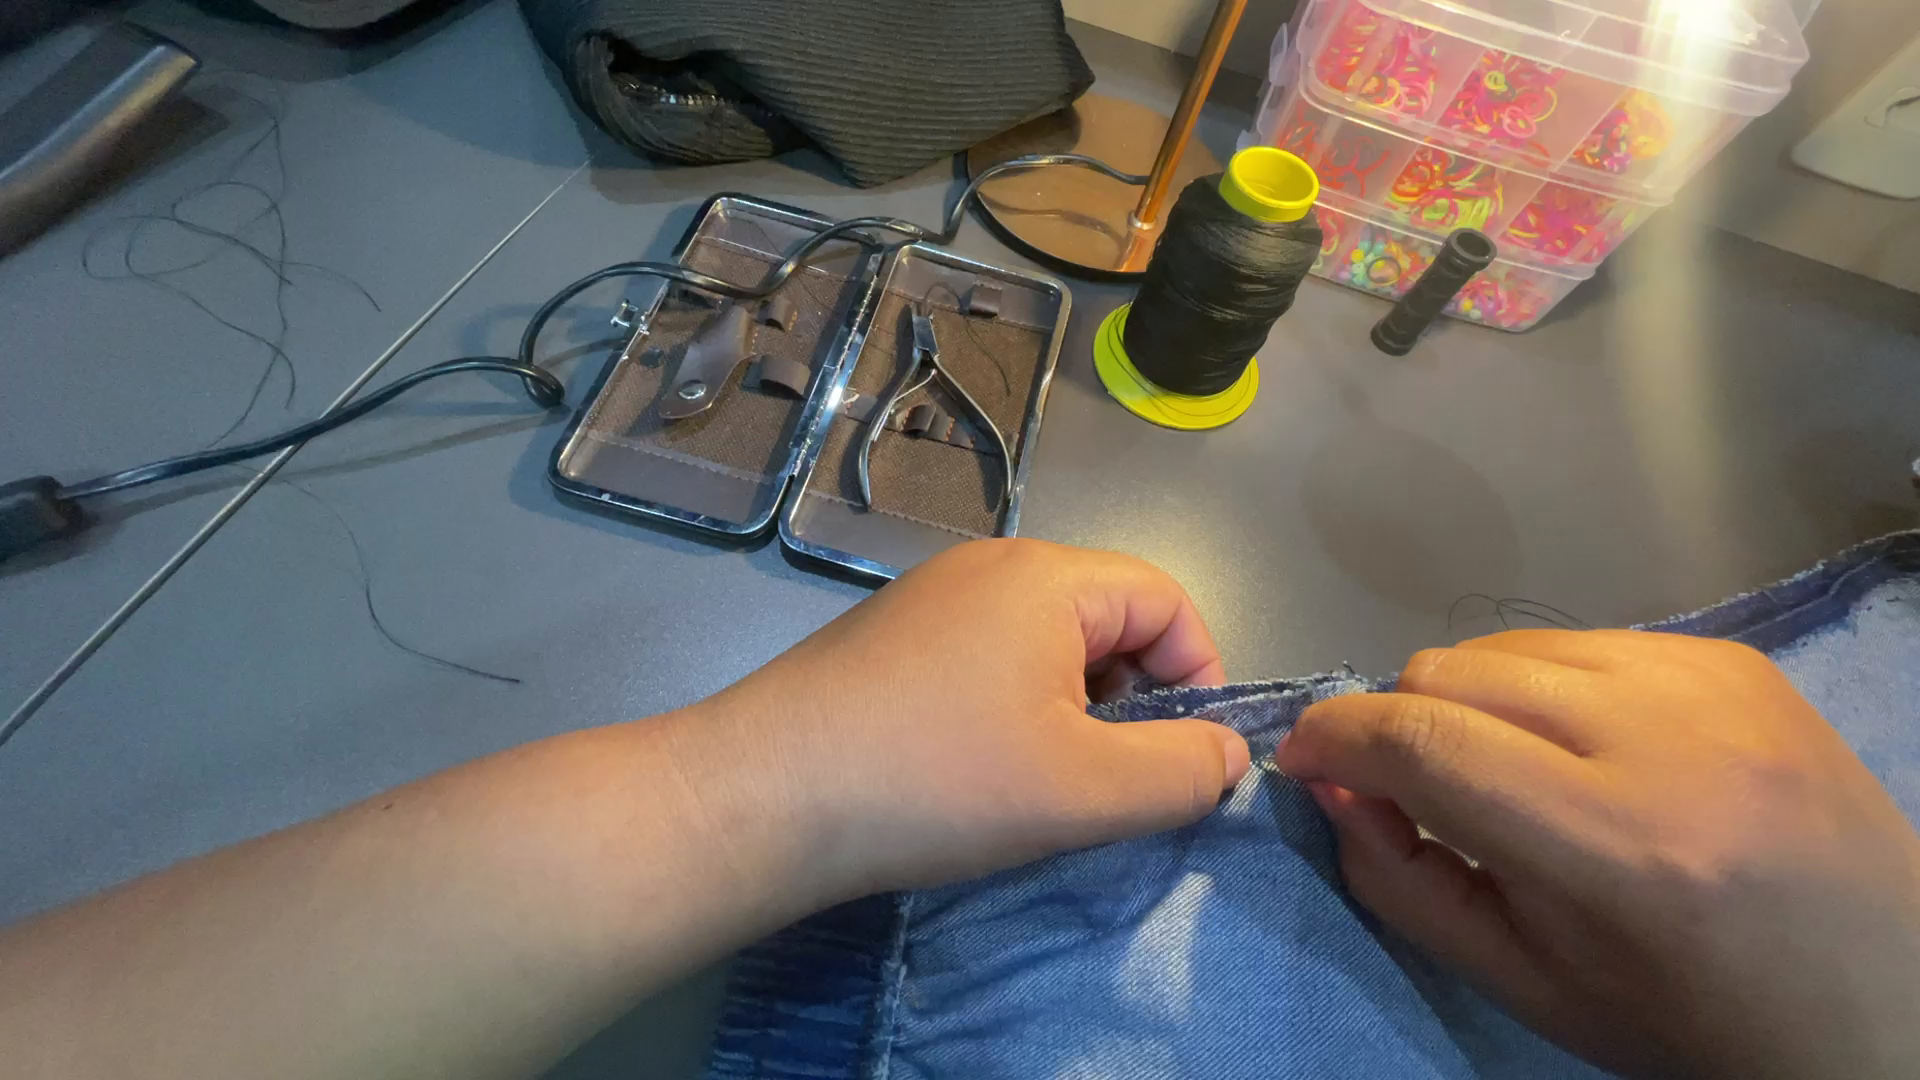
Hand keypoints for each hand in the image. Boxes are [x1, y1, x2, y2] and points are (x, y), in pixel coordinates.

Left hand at [683, 538, 1249, 902]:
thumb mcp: (1084, 787)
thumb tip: (1228, 750)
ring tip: (1051, 776)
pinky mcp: (898, 634)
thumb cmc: (937, 779)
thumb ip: (1181, 769)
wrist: (766, 792)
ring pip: (1049, 641)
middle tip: (1115, 776)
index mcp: (1045, 575)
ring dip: (1076, 705)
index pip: (1166, 598)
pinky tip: (987, 761)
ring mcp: (936, 597)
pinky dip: (1019, 704)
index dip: (1200, 672)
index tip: (1188, 754)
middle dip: (1135, 695)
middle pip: (1108, 615)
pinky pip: (992, 655)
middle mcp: (990, 566)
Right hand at [1276, 630, 1919, 1079]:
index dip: (1333, 736)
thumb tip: (1326, 775)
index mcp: (1616, 847)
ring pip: (1489, 648)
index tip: (1301, 758)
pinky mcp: (1729, 659)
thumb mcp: (1513, 974)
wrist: (1900, 1013)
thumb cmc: (1686, 1016)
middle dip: (1395, 724)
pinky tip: (1573, 742)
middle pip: (1439, 674)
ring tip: (1502, 763)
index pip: (1418, 740)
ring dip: (1459, 701)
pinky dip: (1527, 686)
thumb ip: (1391, 873)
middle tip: (1416, 784)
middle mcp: (1669, 743)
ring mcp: (1708, 686)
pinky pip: (1558, 641)